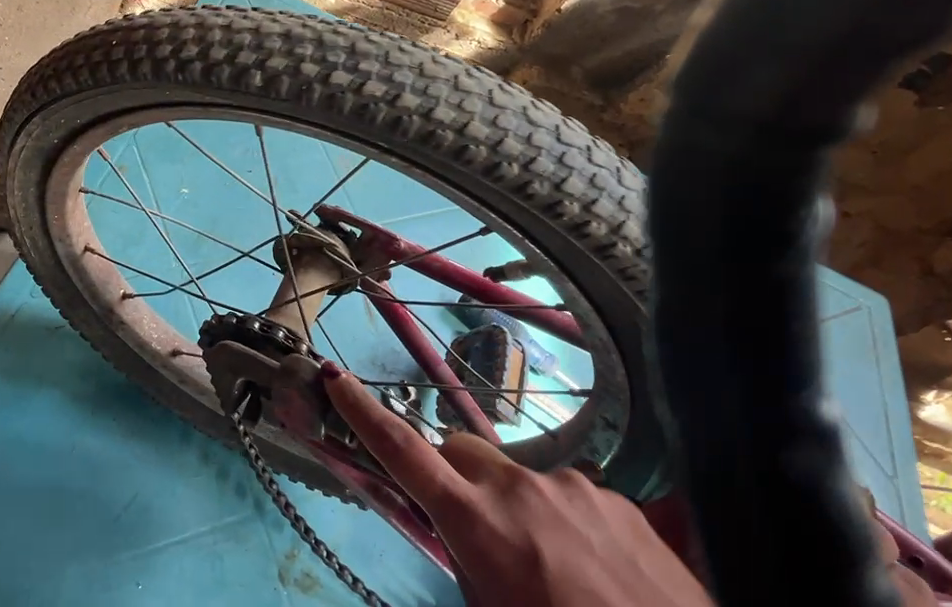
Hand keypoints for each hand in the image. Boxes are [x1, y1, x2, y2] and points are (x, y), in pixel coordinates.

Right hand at [322, 363, 712, 606]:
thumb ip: (465, 566)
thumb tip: (459, 540)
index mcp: (478, 523)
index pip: (404, 453)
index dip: (363, 414)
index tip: (334, 378)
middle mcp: (519, 487)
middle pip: (458, 451)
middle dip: (451, 476)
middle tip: (471, 529)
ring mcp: (573, 486)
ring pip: (517, 477)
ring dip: (514, 506)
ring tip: (553, 570)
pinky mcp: (617, 498)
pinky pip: (569, 495)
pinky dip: (563, 520)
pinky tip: (596, 573)